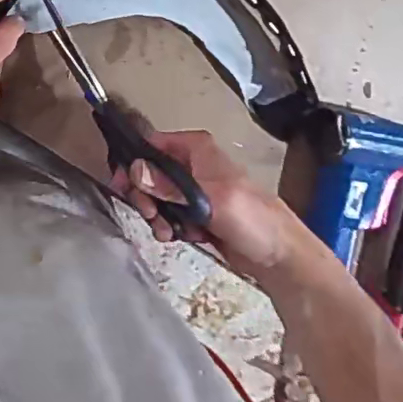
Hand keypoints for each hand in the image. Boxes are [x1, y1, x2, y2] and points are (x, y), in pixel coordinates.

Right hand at [110, 129, 306, 279]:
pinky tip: (178, 236)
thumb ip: (170, 187)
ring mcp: (193, 188)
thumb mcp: (209, 200)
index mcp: (196, 147)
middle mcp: (191, 162)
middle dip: (146, 195)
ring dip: (157, 214)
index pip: (151, 144)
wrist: (279, 257)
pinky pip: (169, 213)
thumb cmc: (252, 219)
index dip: (134, 163)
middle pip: (149, 172)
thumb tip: (136, 170)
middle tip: (150, 214)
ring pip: (157, 195)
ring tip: (168, 231)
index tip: (123, 185)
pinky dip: (169, 225)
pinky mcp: (196, 211)